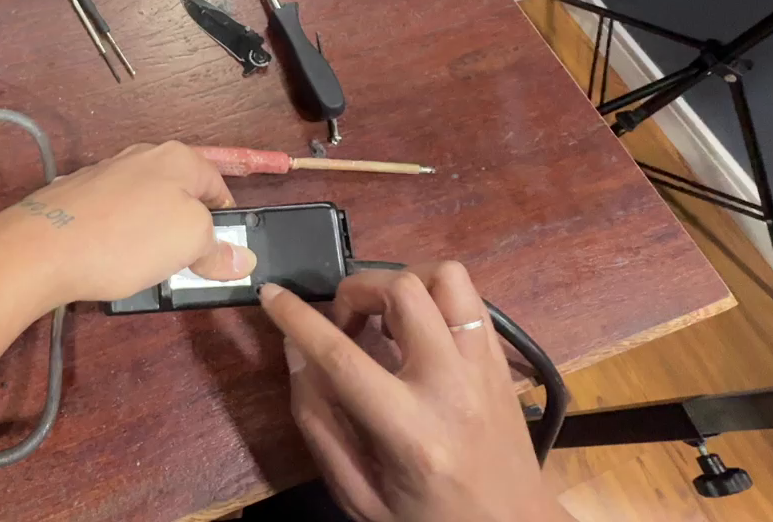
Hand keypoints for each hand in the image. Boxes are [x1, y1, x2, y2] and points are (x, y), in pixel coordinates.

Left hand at [0, 142, 253, 309]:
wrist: (43, 247)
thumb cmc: (127, 239)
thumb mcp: (190, 242)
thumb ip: (218, 247)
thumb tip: (241, 258)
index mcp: (176, 157)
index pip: (218, 185)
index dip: (227, 221)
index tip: (222, 253)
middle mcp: (141, 156)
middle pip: (180, 193)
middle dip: (187, 228)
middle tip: (186, 264)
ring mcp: (106, 173)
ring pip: (147, 205)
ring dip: (154, 234)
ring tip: (148, 267)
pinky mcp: (80, 195)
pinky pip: (116, 216)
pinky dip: (122, 236)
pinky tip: (114, 260)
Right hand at [259, 263, 568, 521]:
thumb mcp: (359, 495)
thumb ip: (318, 421)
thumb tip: (296, 350)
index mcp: (412, 432)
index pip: (341, 356)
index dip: (297, 317)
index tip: (271, 294)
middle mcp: (453, 388)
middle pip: (402, 291)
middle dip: (357, 290)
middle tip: (345, 323)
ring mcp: (484, 369)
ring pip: (446, 277)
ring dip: (403, 283)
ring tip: (386, 316)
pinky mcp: (501, 361)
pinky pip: (468, 296)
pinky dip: (433, 296)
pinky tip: (417, 327)